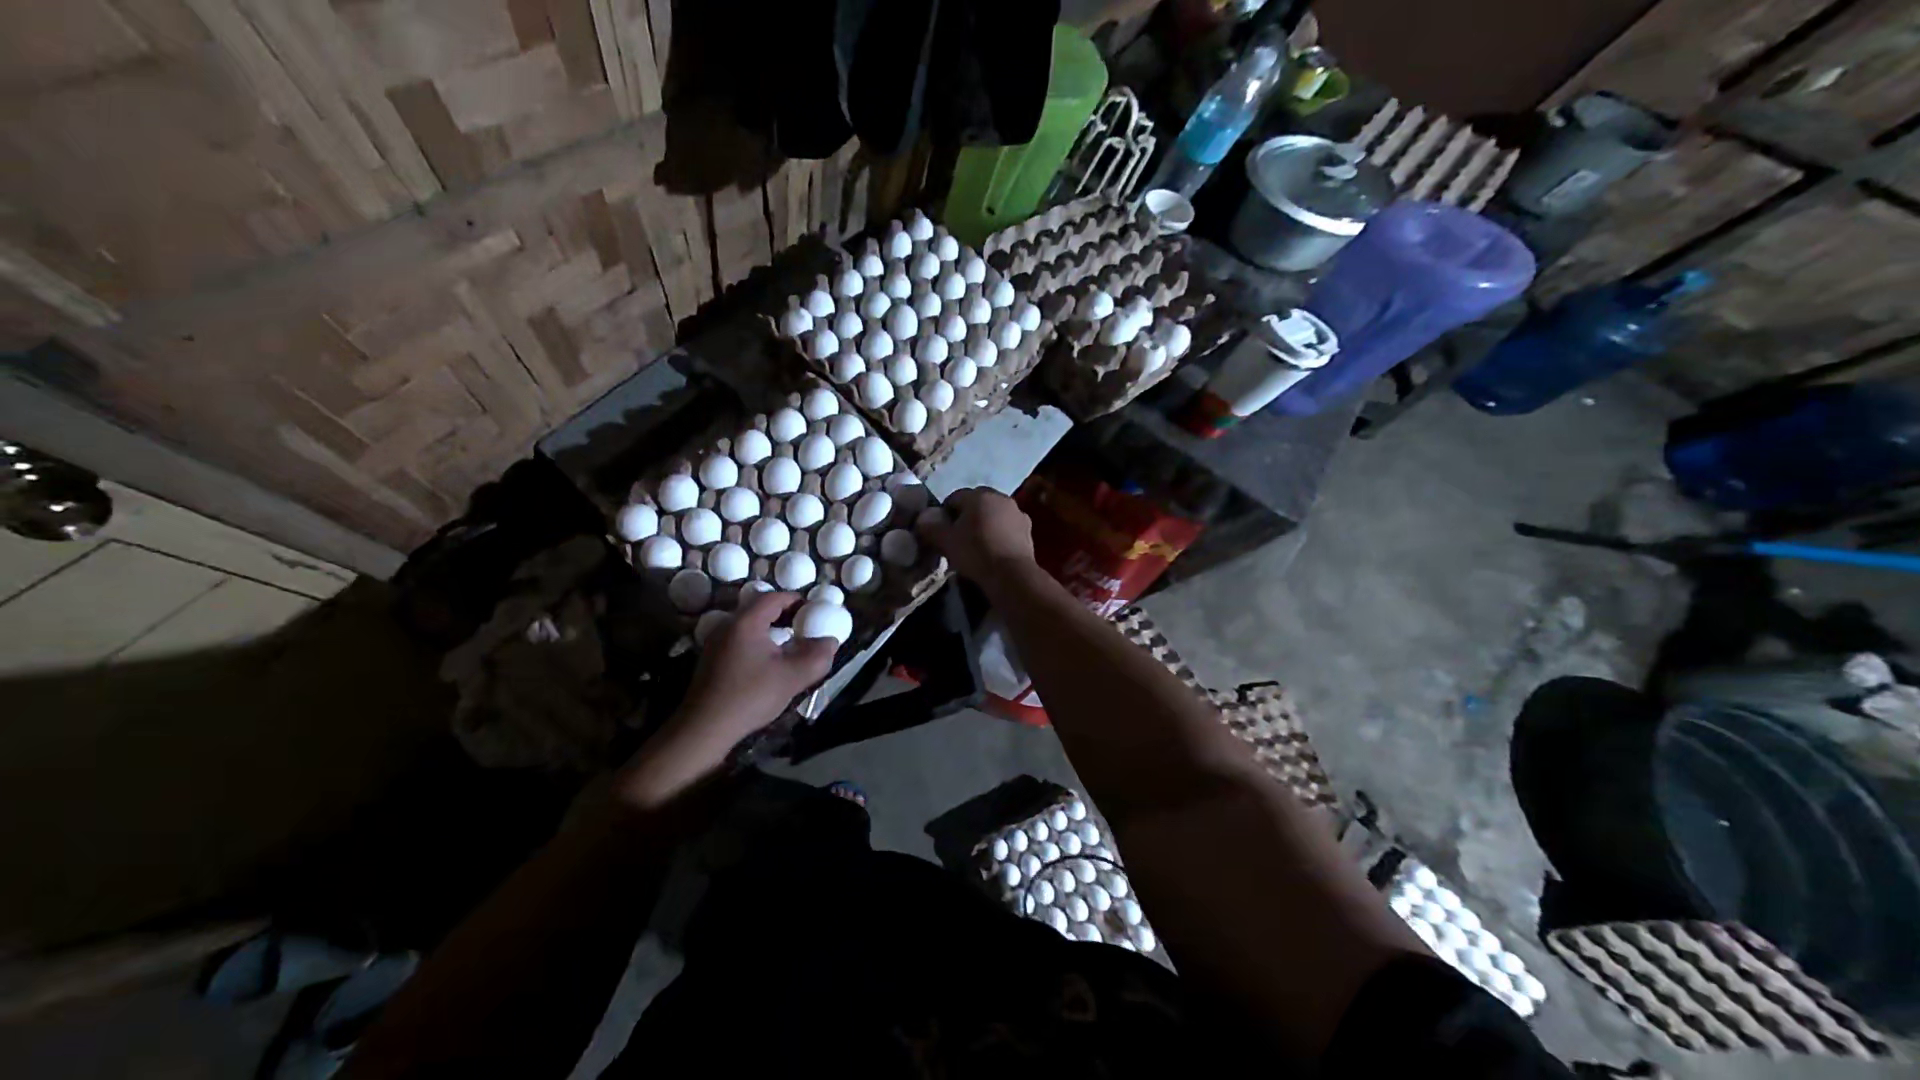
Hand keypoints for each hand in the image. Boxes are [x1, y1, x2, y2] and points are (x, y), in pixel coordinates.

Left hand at [617, 592, 834, 808]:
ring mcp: (716, 643)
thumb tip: (830, 641)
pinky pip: (740, 640)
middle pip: (760, 609)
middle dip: (786, 616)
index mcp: (746, 622)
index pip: (774, 597)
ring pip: (750, 626)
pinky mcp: (711, 660)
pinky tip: (769, 664)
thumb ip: (817, 656)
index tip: (816, 612)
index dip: (797, 601)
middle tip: (807, 628)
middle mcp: (727, 626)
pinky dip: (758, 643)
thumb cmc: (749, 697)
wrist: (704, 729)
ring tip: (791, 646)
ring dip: (772, 631)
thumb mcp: (792, 677)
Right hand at [917, 487, 1037, 583]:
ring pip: (993, 516)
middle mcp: (1001, 497)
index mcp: (979, 494)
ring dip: (984, 526)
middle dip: (965, 519)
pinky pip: (1006, 529)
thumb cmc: (975, 552)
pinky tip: (992, 553)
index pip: (954, 498)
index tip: (940, 533)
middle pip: (976, 505)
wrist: (1011, 575)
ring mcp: (1017, 513)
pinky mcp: (1028, 531)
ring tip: (975, 548)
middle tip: (957, 540)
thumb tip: (922, 519)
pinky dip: (998, 536)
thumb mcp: (945, 541)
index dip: (944, 515)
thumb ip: (931, 527)